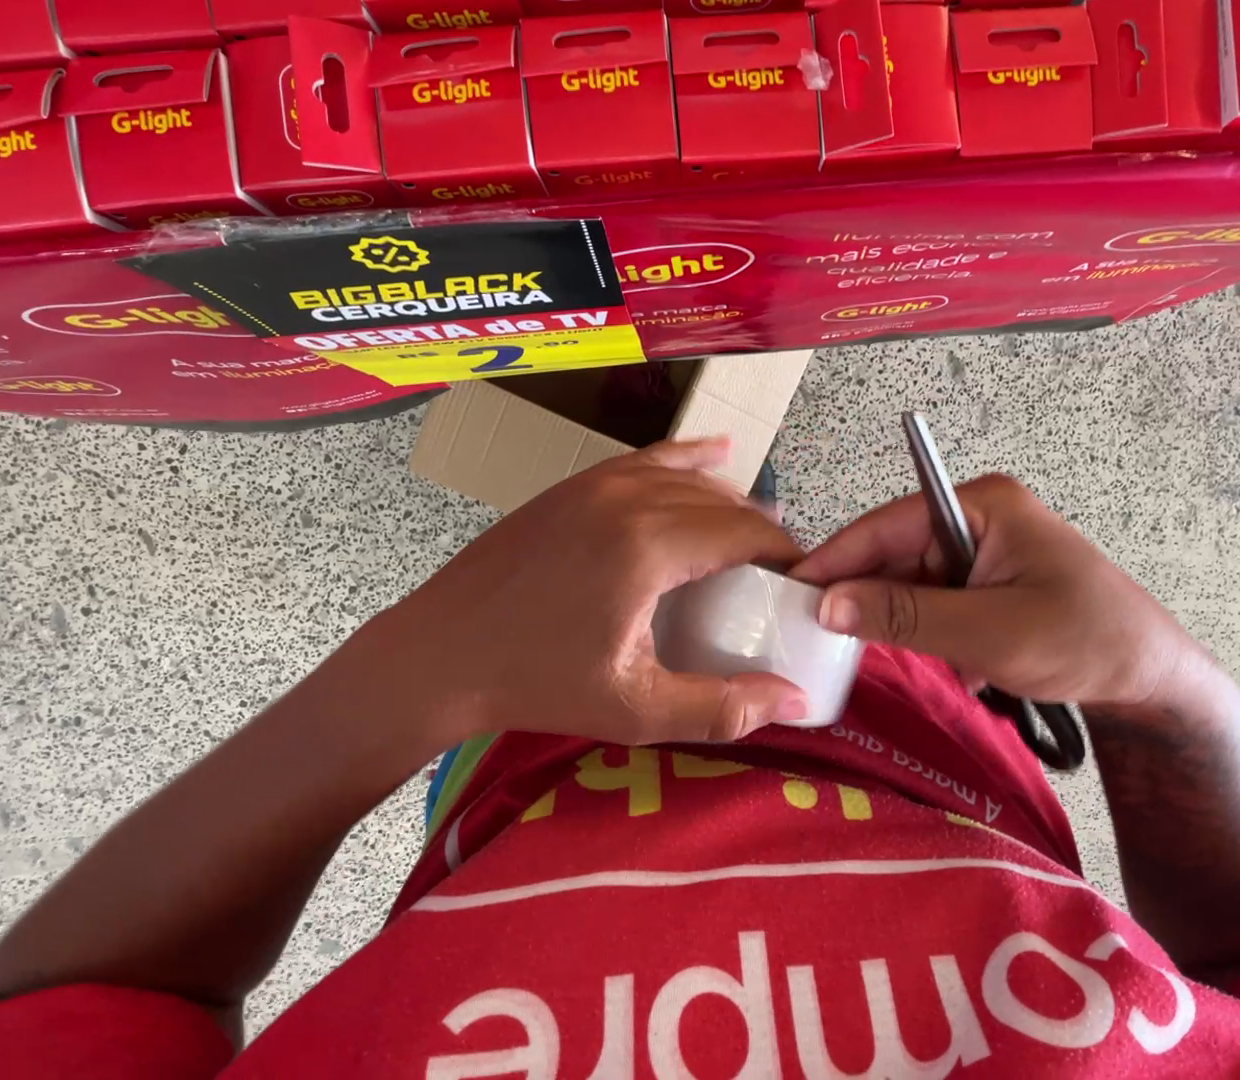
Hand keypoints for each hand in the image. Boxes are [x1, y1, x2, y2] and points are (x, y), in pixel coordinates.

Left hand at [363, 437, 810, 748]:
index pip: (749, 531)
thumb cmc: (535, 684)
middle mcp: (629, 497)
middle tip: (778, 582)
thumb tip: (796, 701)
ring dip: (730, 505)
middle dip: (763, 536)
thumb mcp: (634, 708)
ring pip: (690, 479)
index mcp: (650, 545)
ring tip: (752, 545)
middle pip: (725, 502)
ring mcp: (596, 483)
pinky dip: (688, 461)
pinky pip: (647, 461)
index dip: (788, 557)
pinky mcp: (572, 485)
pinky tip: (717, 453)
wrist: (436, 655)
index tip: (802, 589)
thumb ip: (722, 707)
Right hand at [790, 473, 1204, 708]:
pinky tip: (955, 664)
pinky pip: (933, 605)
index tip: (788, 589)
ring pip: (909, 586)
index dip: (835, 558)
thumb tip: (827, 605)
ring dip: (904, 624)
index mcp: (982, 506)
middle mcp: (976, 521)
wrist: (1152, 681)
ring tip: (910, 658)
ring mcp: (981, 554)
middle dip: (868, 598)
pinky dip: (928, 635)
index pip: (887, 526)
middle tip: (821, 637)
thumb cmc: (1086, 642)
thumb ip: (905, 616)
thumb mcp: (989, 632)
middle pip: (894, 556)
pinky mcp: (985, 586)